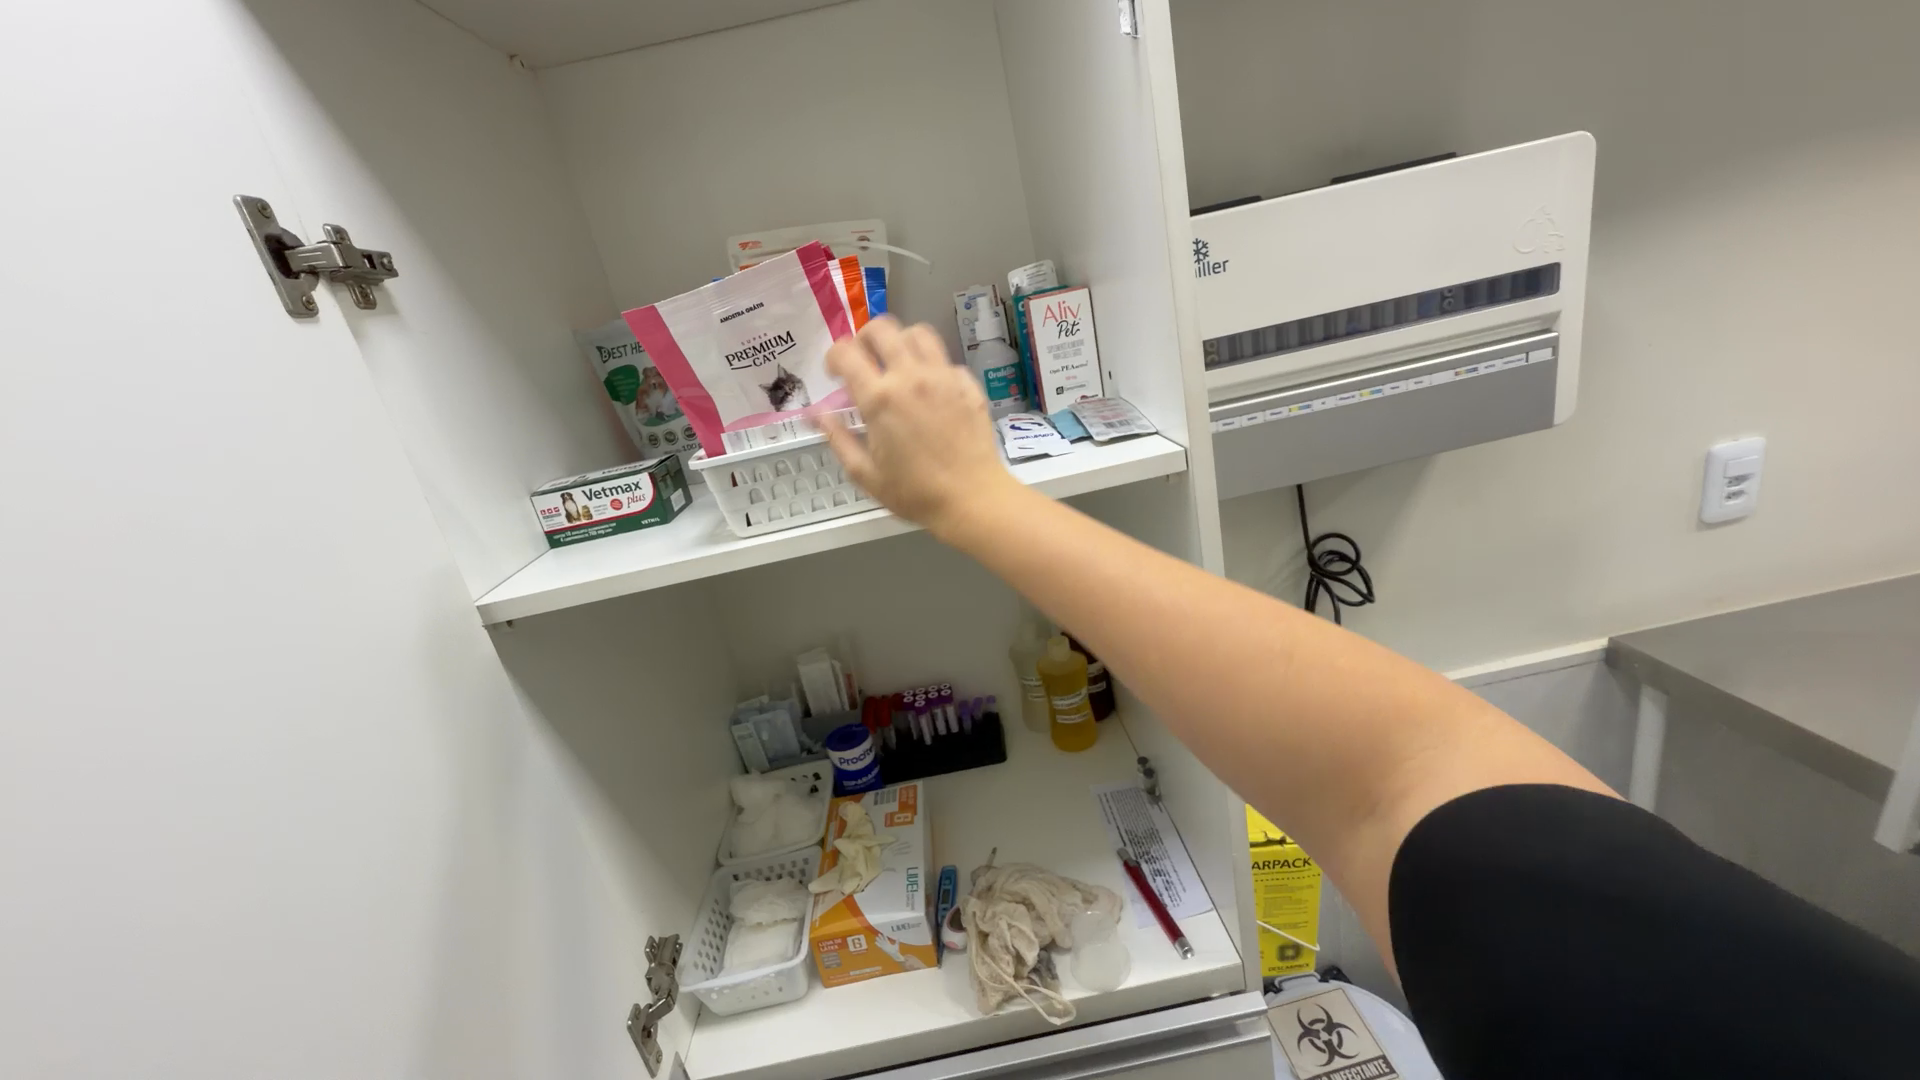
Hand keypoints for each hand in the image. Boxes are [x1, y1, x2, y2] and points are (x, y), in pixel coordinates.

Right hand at [817, 317, 1019, 538]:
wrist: (972, 498)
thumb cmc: (915, 493)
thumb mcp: (866, 474)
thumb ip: (839, 438)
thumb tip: (817, 415)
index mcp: (880, 398)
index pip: (846, 353)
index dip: (833, 356)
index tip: (834, 372)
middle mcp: (911, 377)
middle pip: (882, 328)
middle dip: (864, 338)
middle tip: (864, 360)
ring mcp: (943, 376)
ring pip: (918, 333)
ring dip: (900, 341)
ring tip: (897, 364)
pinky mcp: (967, 384)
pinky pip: (945, 359)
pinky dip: (932, 365)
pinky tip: (929, 388)